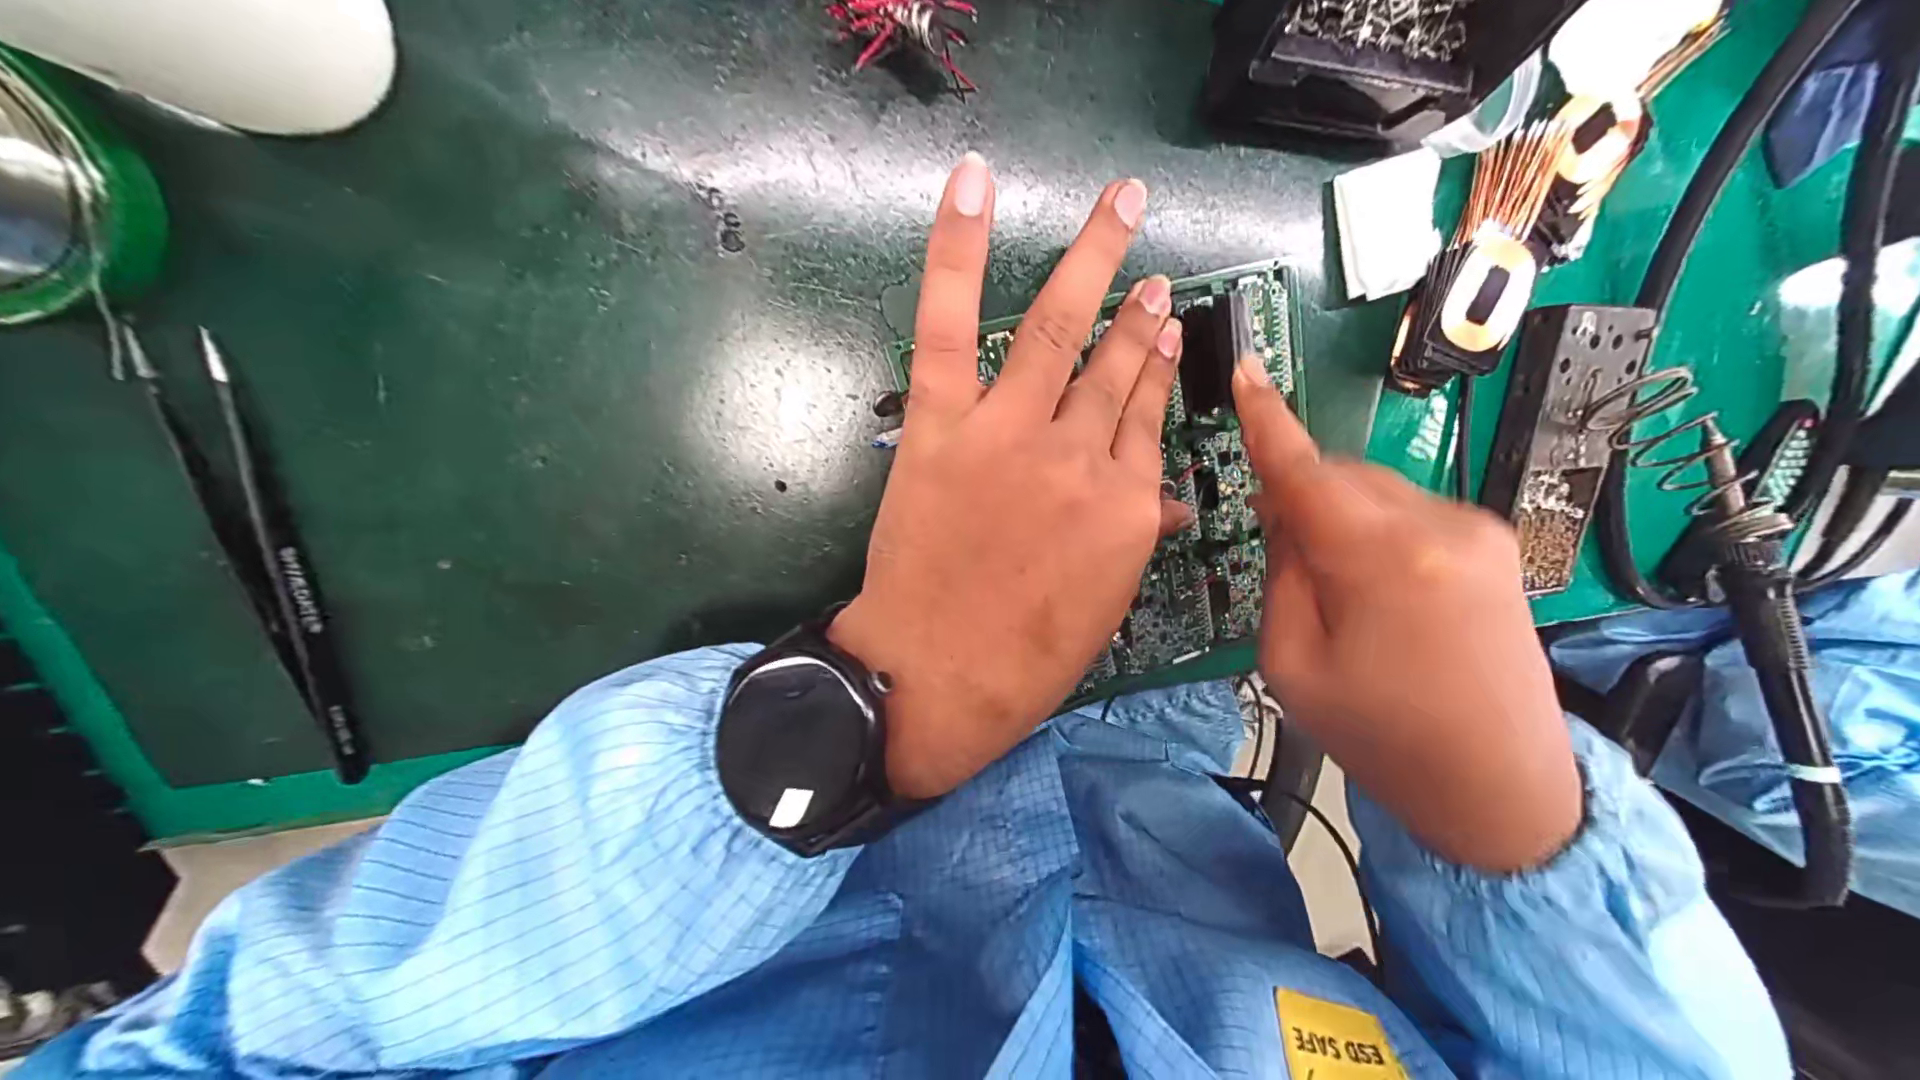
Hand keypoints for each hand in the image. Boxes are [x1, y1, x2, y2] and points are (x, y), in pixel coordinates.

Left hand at [829, 154, 1190, 798]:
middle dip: (1140, 309)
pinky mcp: (942, 425)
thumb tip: (1162, 501)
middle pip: (1117, 366)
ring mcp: (1010, 432)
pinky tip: (974, 184)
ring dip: (1093, 259)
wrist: (938, 680)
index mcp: (1128, 505)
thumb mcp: (1102, 603)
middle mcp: (1082, 455)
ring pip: (1059, 331)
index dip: (1158, 369)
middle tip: (1151, 270)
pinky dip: (957, 251)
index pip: (1149, 418)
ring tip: (1118, 208)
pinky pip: (950, 324)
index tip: (1165, 332)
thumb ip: (1131, 537)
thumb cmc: (1024, 659)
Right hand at [1233, 357, 1580, 871]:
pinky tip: (1375, 586)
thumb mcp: (1292, 661)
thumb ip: (1283, 574)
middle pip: (1339, 475)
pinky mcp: (1495, 545)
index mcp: (1381, 560)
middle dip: (1298, 496)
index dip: (1268, 420)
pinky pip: (1408, 511)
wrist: (1502, 789)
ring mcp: (1477, 531)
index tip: (1245, 369)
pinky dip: (1373, 529)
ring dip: (1336, 516)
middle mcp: (1439, 527)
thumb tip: (1287, 516)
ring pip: (1373, 490)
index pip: (1305, 471)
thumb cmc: (1379, 736)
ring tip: (1334, 585)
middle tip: (1279, 551)